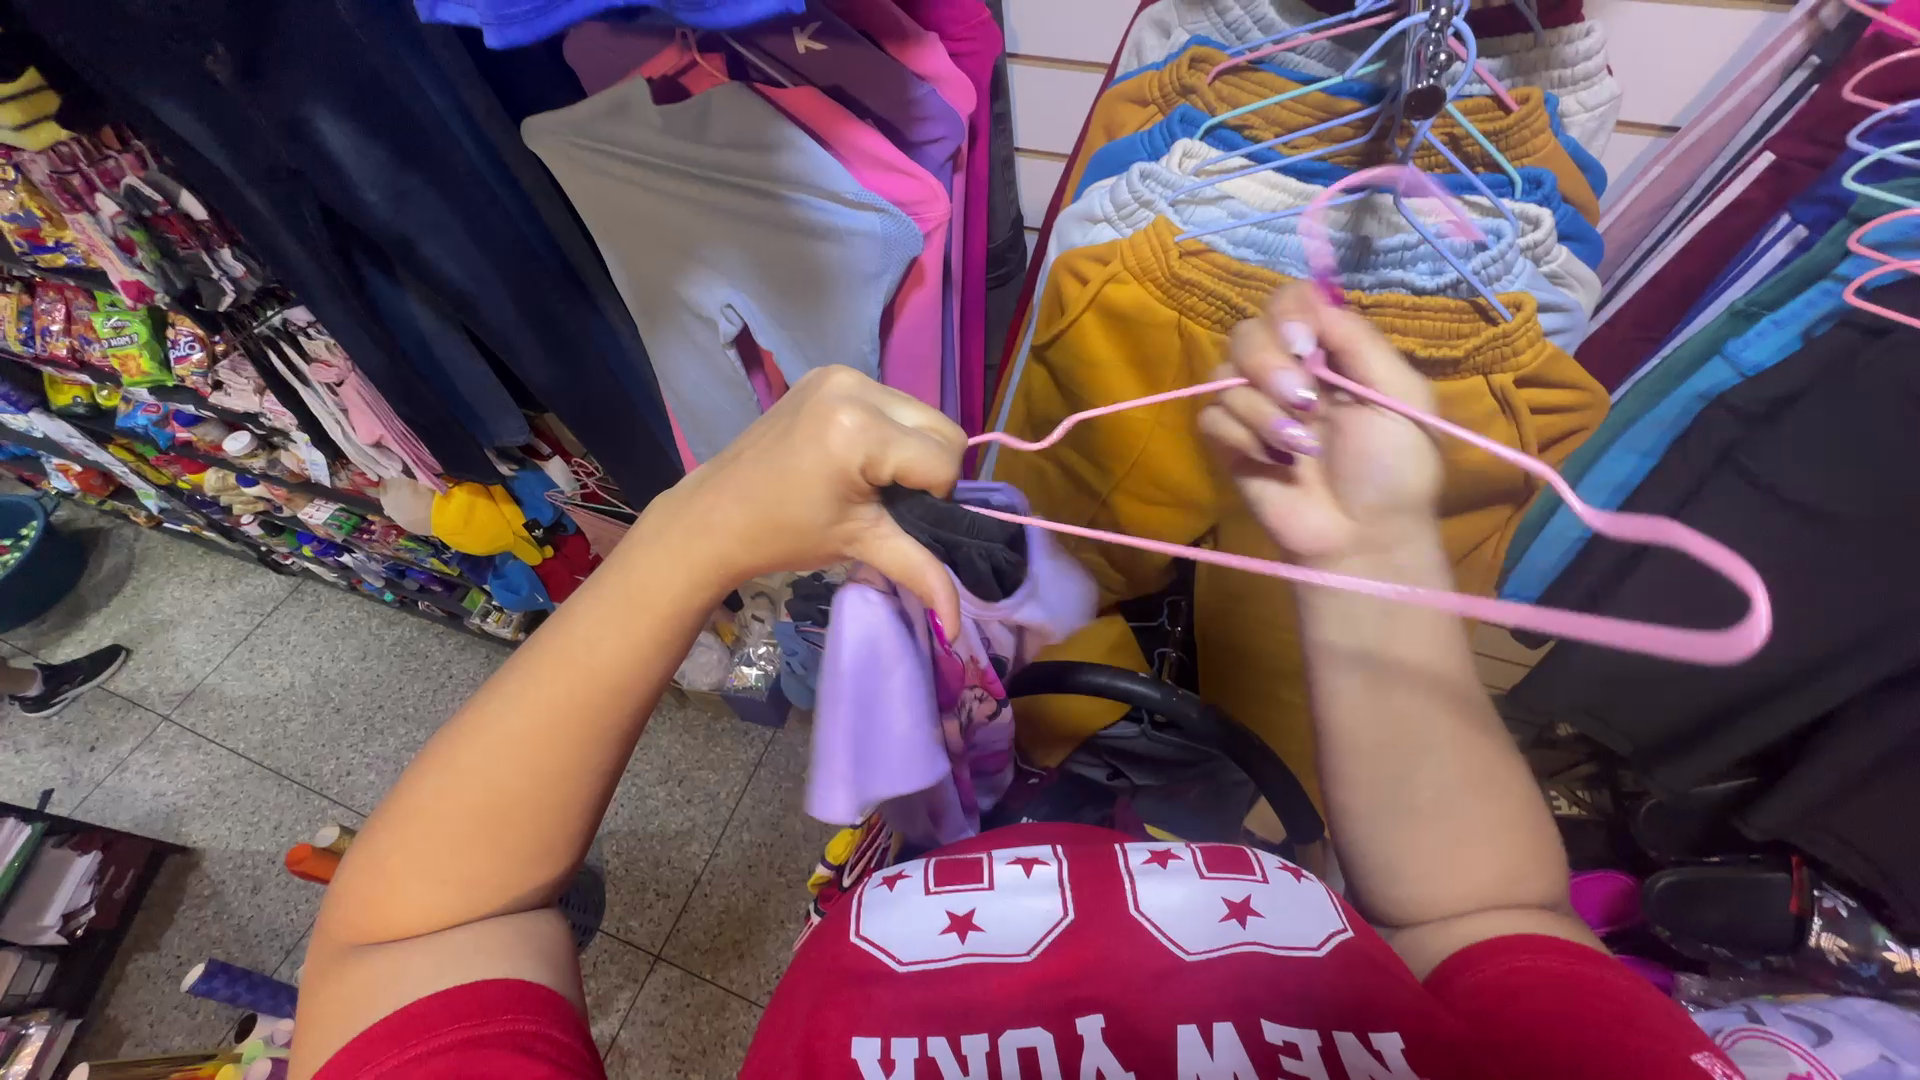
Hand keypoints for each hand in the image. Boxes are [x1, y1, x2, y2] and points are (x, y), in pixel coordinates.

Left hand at [636, 366, 967, 628]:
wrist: (715, 514)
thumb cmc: (785, 534)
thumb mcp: (859, 545)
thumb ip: (920, 572)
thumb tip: (959, 628)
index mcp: (861, 430)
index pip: (944, 460)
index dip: (933, 498)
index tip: (892, 516)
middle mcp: (856, 388)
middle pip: (943, 429)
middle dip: (929, 470)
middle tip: (888, 499)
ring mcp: (841, 374)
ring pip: (921, 413)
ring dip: (911, 450)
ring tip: (871, 479)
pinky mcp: (830, 373)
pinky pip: (890, 402)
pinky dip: (889, 431)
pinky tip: (856, 456)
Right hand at [1199, 284, 1443, 569]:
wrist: (1362, 535)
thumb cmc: (1395, 469)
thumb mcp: (1400, 395)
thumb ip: (1359, 342)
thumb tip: (1312, 305)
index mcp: (1329, 352)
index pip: (1288, 301)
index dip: (1287, 312)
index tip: (1305, 345)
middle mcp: (1286, 372)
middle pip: (1246, 332)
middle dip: (1270, 364)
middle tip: (1305, 402)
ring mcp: (1253, 407)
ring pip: (1224, 375)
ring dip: (1262, 411)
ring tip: (1299, 446)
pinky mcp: (1228, 444)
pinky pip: (1212, 417)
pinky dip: (1241, 437)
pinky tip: (1273, 461)